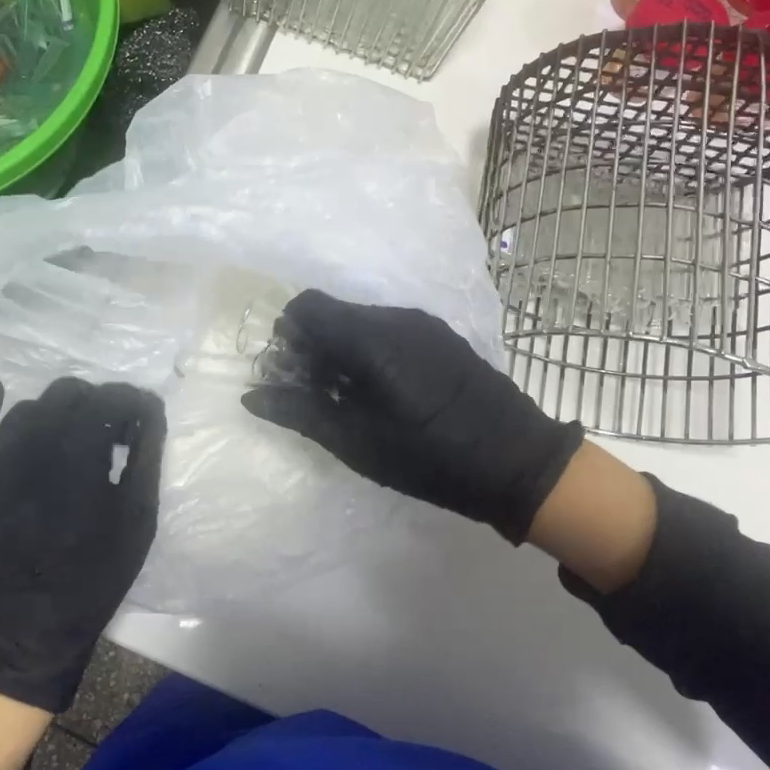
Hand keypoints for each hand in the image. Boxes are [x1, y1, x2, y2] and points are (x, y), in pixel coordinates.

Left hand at [0, 377, 164, 713]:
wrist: (18, 628)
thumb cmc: (89, 578)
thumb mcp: (135, 520)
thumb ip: (145, 457)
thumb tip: (150, 412)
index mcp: (80, 446)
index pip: (112, 398)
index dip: (134, 405)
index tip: (144, 421)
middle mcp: (35, 435)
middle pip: (71, 394)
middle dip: (97, 405)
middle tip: (112, 436)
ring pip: (32, 407)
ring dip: (58, 413)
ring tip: (71, 441)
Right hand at [241, 289, 583, 542]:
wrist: (519, 463)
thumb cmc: (429, 456)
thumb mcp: (356, 442)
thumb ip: (300, 412)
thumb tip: (251, 396)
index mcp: (370, 337)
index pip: (307, 306)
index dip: (288, 336)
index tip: (291, 375)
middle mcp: (395, 318)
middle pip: (333, 313)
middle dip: (313, 347)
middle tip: (316, 394)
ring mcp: (423, 325)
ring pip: (361, 323)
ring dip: (343, 352)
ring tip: (351, 400)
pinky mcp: (442, 338)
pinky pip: (390, 332)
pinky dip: (372, 354)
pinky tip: (386, 395)